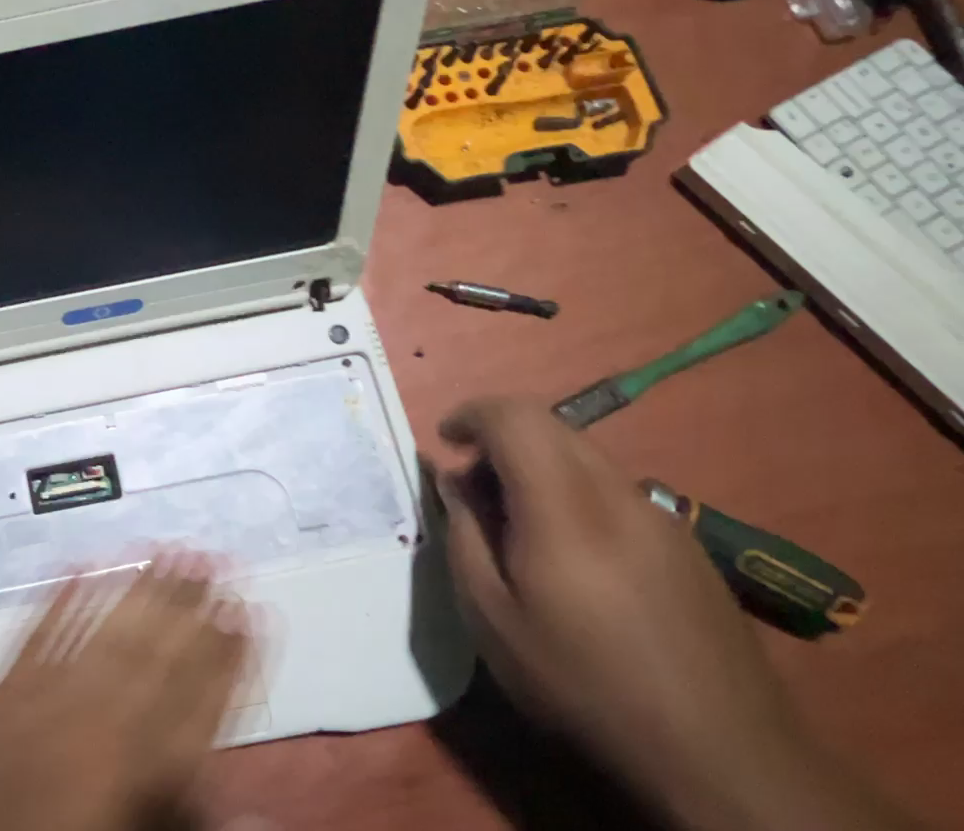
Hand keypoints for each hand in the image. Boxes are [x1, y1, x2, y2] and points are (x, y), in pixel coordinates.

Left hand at [0, 552, 250, 830]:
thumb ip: (190, 811)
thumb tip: (255, 808)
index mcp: (140, 773)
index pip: (199, 703)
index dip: (228, 655)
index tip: (247, 613)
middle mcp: (99, 727)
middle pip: (155, 654)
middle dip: (188, 604)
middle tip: (212, 558)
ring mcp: (47, 703)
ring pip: (105, 636)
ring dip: (137, 591)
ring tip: (163, 550)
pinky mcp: (2, 696)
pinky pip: (36, 638)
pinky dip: (58, 601)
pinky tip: (77, 566)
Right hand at [434, 397, 917, 830]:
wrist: (719, 751)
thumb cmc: (581, 681)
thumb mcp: (491, 615)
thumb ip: (464, 534)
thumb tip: (453, 480)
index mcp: (565, 507)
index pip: (516, 418)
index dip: (472, 415)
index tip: (444, 443)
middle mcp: (618, 495)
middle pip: (552, 428)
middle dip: (501, 439)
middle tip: (472, 492)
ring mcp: (661, 518)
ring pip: (585, 458)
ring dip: (537, 468)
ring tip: (516, 530)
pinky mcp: (686, 545)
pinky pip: (614, 492)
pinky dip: (573, 494)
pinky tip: (571, 559)